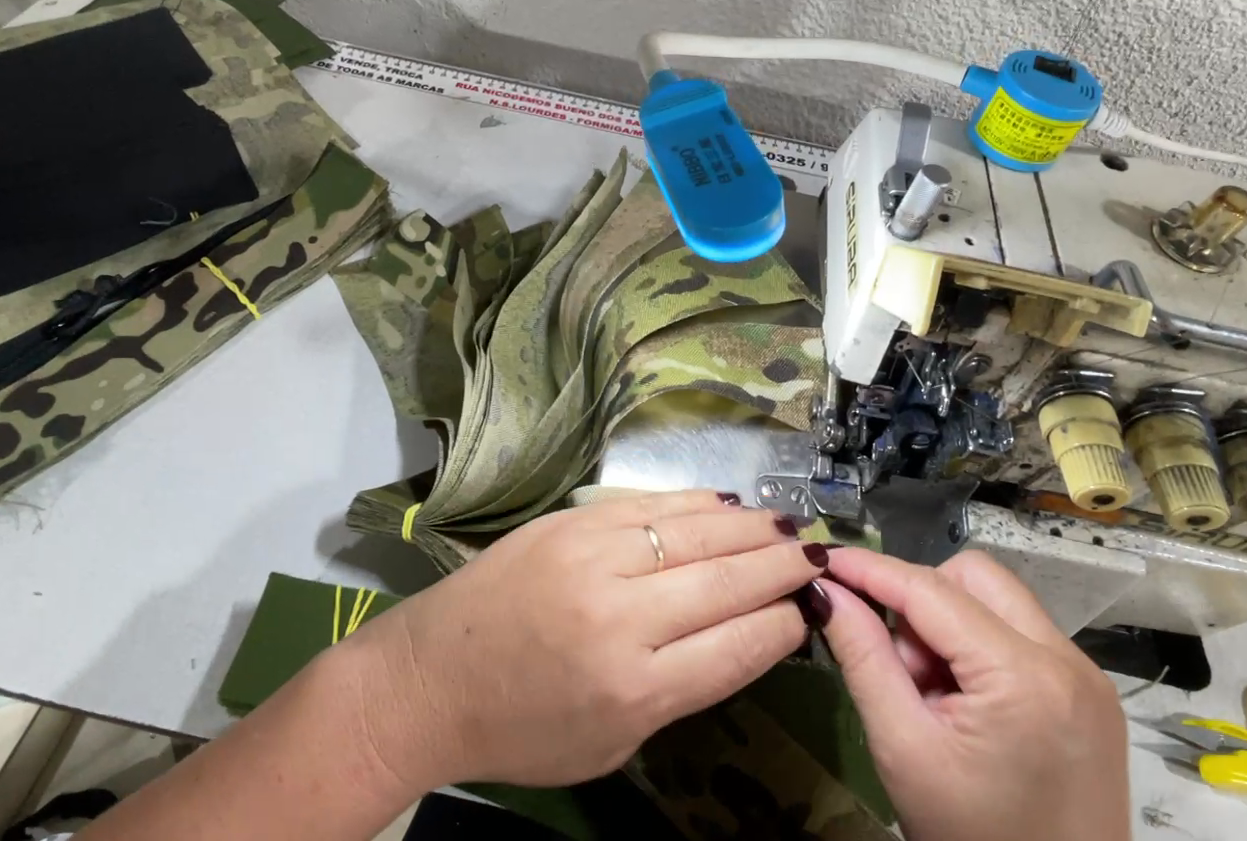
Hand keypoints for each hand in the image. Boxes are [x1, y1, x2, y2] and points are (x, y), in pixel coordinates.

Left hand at [337, 489, 831, 790]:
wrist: (429, 679)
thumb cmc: (521, 729)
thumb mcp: (612, 741)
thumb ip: (680, 690)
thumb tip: (743, 633)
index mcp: (634, 688)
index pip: (737, 645)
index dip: (784, 623)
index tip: (810, 608)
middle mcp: (620, 616)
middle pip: (726, 582)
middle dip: (781, 567)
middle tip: (816, 556)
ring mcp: (590, 558)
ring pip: (693, 533)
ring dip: (748, 528)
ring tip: (786, 525)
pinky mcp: (566, 523)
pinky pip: (647, 505)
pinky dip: (694, 504)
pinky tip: (726, 505)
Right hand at [818, 548, 1128, 840]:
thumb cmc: (970, 837)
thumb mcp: (902, 747)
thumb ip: (863, 656)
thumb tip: (826, 590)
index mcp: (1024, 677)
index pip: (931, 590)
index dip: (871, 568)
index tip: (824, 560)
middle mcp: (1067, 659)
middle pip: (974, 578)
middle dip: (920, 600)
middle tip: (899, 664)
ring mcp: (1087, 674)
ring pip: (998, 599)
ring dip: (949, 623)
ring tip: (933, 693)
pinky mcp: (1092, 692)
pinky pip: (1021, 633)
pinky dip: (979, 646)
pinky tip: (965, 703)